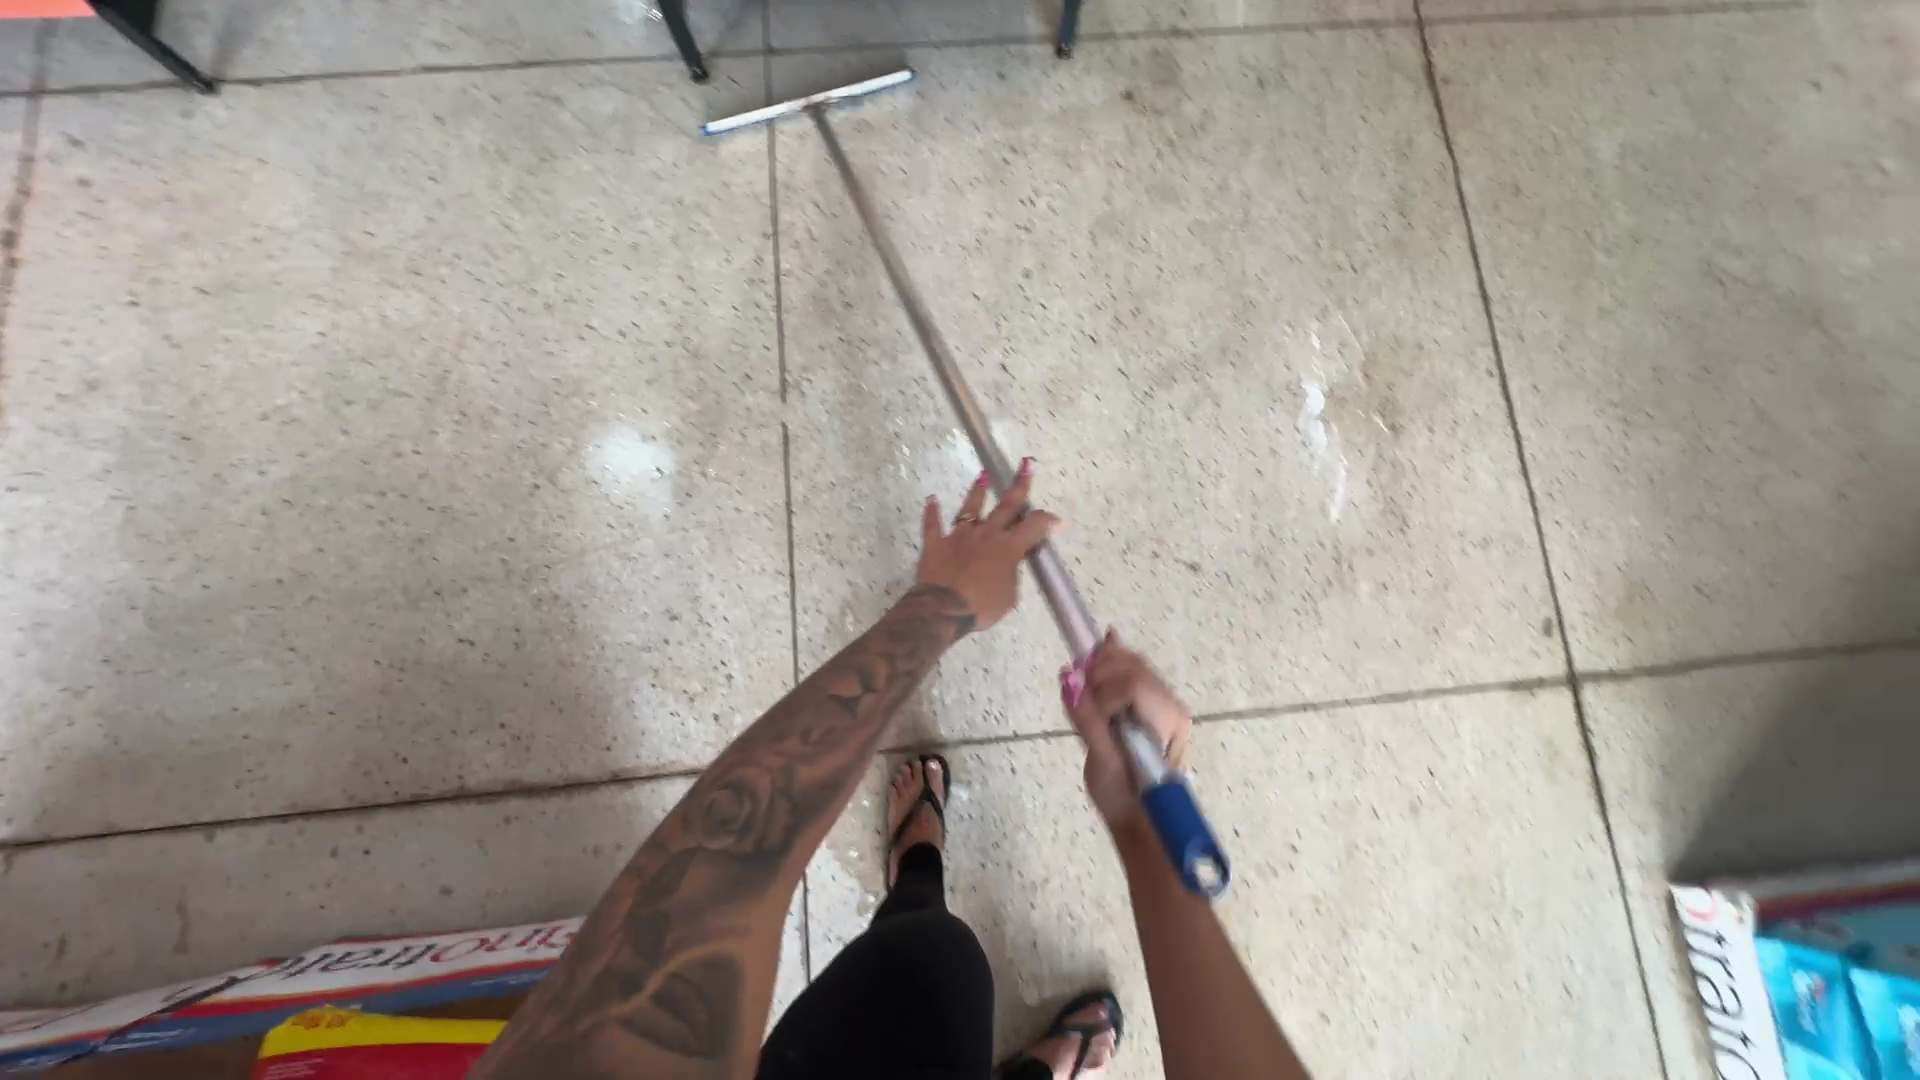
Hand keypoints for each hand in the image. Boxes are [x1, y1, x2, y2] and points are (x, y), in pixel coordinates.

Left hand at [915, 459, 1061, 632]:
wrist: (943, 609)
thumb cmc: (981, 606)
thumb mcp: (1009, 596)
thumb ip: (1011, 574)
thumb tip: (1008, 565)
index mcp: (1008, 548)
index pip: (1034, 526)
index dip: (1048, 521)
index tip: (1057, 520)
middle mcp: (986, 535)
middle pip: (1005, 506)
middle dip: (1019, 486)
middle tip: (1026, 467)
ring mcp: (959, 537)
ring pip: (969, 508)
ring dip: (977, 490)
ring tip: (983, 474)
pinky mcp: (936, 544)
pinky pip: (932, 525)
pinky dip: (931, 513)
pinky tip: (931, 500)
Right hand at [1061, 632, 1192, 827]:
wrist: (1141, 819)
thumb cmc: (1124, 798)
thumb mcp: (1103, 764)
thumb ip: (1088, 720)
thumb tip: (1067, 680)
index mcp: (1166, 723)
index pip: (1133, 685)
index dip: (1102, 689)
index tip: (1080, 704)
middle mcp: (1172, 707)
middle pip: (1135, 668)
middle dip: (1100, 669)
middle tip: (1075, 682)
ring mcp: (1165, 703)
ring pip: (1135, 665)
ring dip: (1104, 663)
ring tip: (1081, 672)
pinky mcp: (1152, 704)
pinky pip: (1134, 672)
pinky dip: (1112, 663)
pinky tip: (1100, 651)